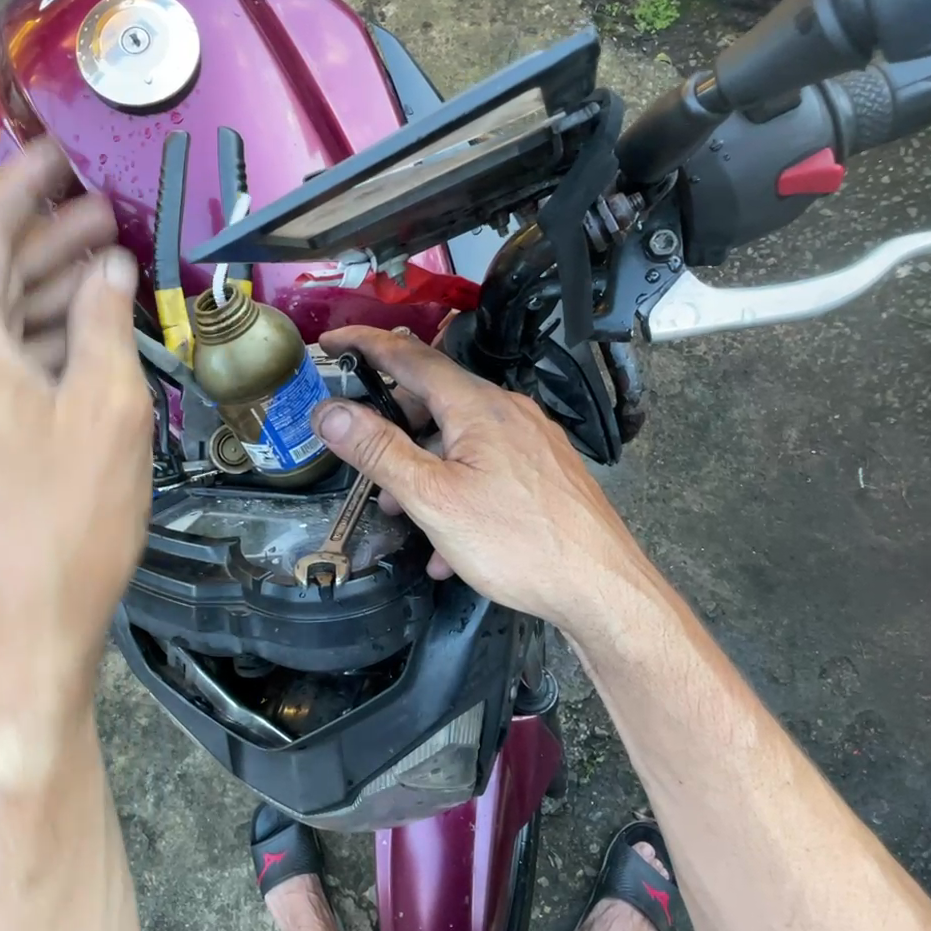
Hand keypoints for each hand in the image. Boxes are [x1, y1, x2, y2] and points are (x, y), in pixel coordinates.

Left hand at [0, 139, 152, 707]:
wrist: (28, 630)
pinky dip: (31, 343)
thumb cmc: (74, 522)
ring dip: (41, 294)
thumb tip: (106, 267)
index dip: (18, 188)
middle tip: (105, 213)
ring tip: (105, 266)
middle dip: (42, 242)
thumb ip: (103, 323)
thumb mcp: (108, 411)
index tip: (56, 153)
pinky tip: (82, 334)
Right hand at [310, 326, 650, 632]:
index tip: (332, 340)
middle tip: (362, 455)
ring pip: (460, 439)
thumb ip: (379, 451)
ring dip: (423, 466)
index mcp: (477, 406)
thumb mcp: (433, 499)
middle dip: (393, 426)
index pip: (410, 356)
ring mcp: (532, 441)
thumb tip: (329, 411)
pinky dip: (457, 491)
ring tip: (402, 512)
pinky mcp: (546, 471)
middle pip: (435, 399)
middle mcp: (509, 412)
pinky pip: (487, 467)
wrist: (602, 589)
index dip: (365, 343)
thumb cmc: (519, 544)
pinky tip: (448, 545)